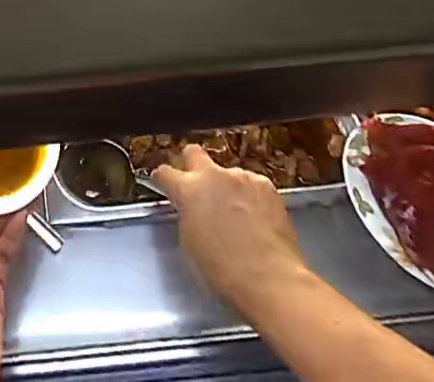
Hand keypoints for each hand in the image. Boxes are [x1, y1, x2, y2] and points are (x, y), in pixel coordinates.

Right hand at [150, 143, 309, 318]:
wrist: (270, 281)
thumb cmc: (224, 271)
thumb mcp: (189, 243)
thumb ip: (185, 214)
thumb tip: (190, 208)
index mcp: (188, 189)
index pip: (165, 172)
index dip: (163, 179)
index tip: (165, 183)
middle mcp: (212, 176)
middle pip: (193, 152)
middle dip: (192, 164)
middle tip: (198, 186)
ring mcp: (241, 177)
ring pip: (227, 173)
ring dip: (227, 188)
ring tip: (238, 216)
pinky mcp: (265, 184)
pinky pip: (252, 184)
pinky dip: (250, 196)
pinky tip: (256, 219)